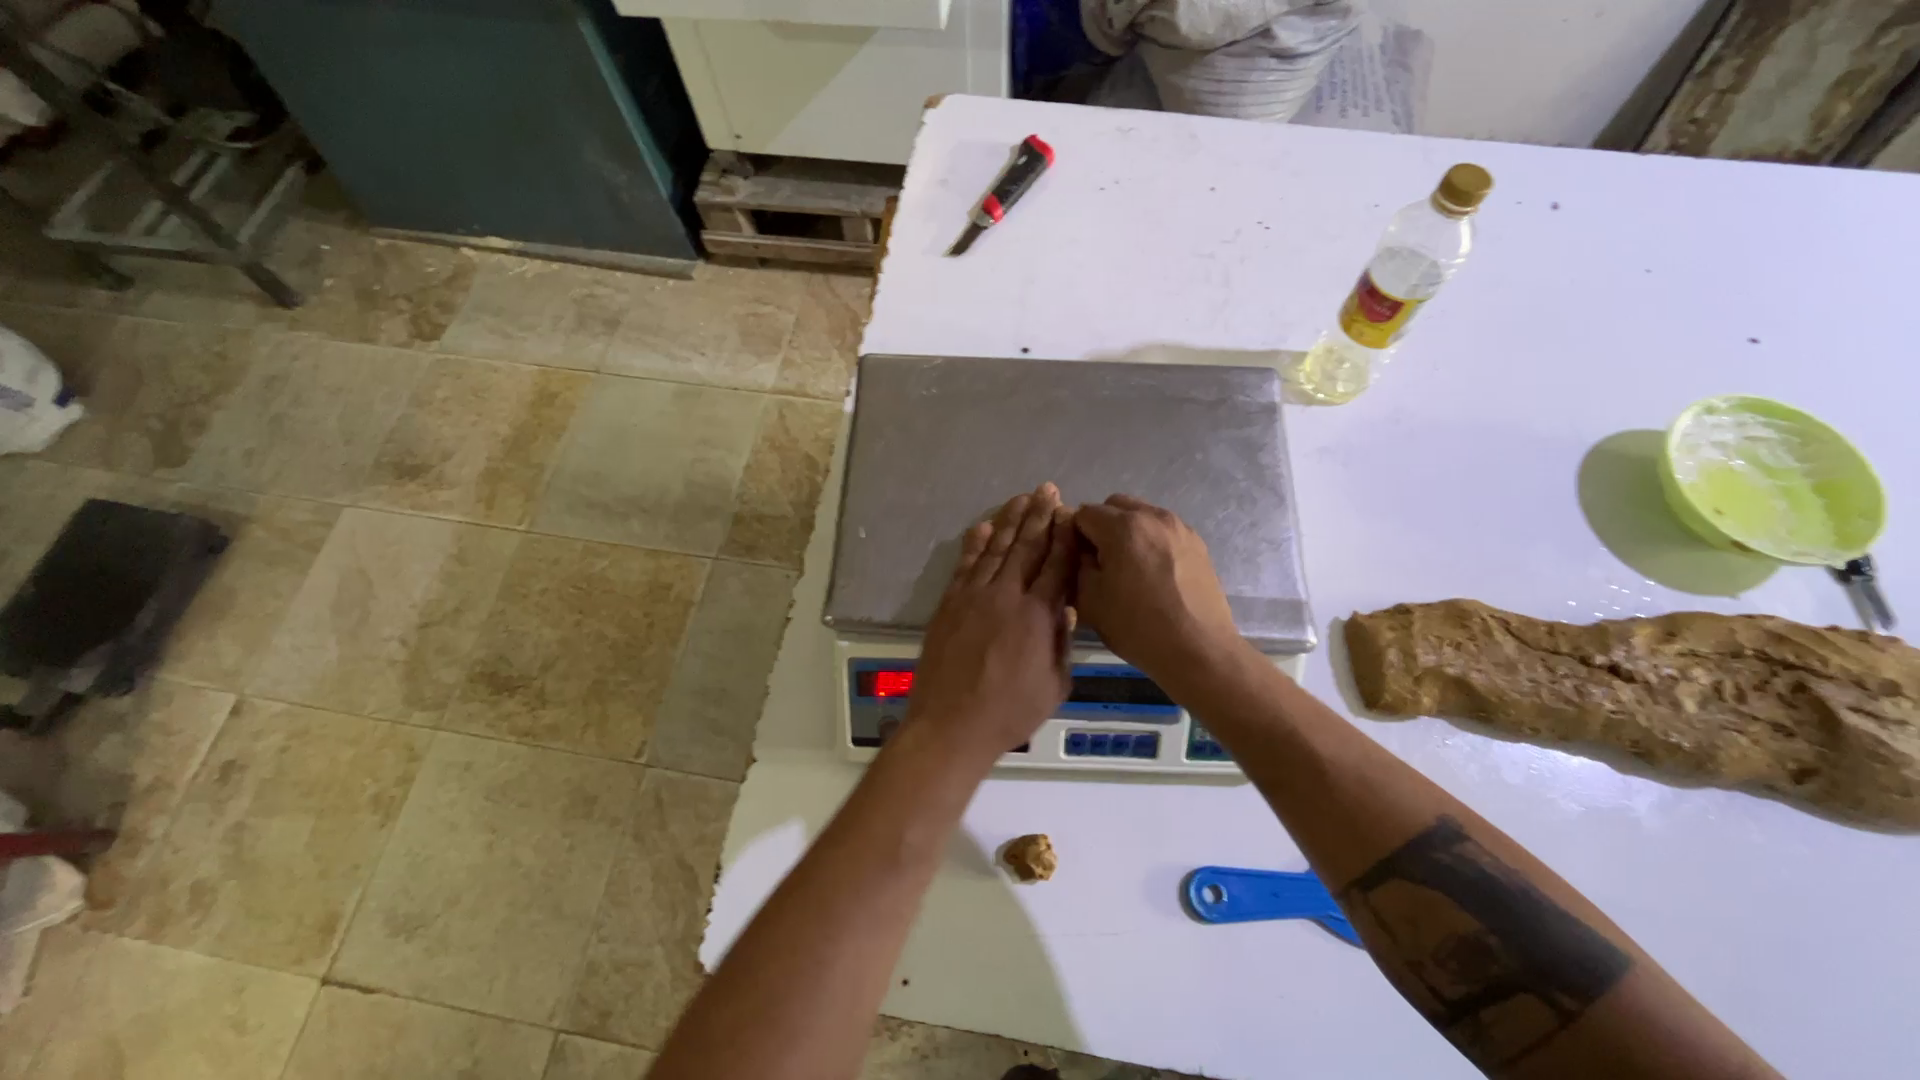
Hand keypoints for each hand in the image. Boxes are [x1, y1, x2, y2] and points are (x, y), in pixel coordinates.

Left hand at [906, 483, 1075, 759]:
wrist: (952, 724)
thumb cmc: (1011, 712)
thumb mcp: (1054, 683)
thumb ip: (1061, 643)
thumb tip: (1065, 609)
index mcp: (1039, 614)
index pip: (1057, 564)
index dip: (1065, 536)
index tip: (1072, 514)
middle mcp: (1008, 595)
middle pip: (1027, 546)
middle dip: (1040, 516)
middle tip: (1048, 490)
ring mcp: (974, 596)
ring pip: (996, 548)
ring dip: (1009, 521)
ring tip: (1021, 498)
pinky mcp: (950, 604)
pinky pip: (965, 565)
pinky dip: (975, 544)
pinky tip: (983, 527)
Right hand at [1074, 495, 1244, 688]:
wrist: (1198, 650)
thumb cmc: (1137, 627)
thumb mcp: (1089, 600)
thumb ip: (1076, 564)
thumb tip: (1077, 548)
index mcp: (1123, 527)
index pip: (1083, 513)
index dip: (1073, 535)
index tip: (1075, 560)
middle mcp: (1152, 516)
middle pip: (1114, 506)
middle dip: (1101, 527)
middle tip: (1100, 562)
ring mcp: (1179, 527)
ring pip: (1141, 515)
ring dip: (1127, 532)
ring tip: (1128, 568)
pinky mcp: (1197, 543)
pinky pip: (1162, 530)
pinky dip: (1150, 541)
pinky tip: (1153, 573)